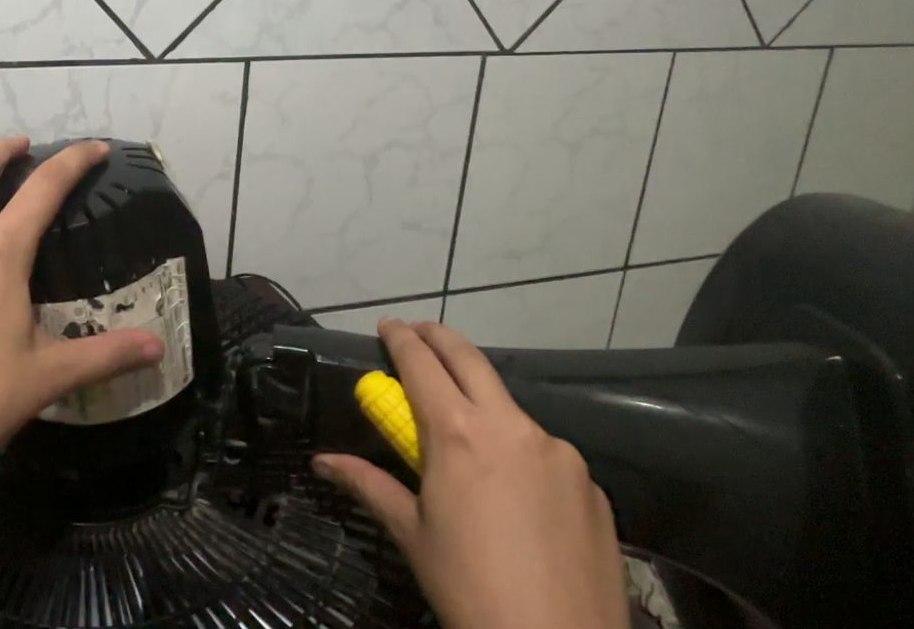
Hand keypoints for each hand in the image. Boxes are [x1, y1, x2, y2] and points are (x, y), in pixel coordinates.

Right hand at [313, 320, 627, 628]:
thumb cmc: (470, 588)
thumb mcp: (412, 534)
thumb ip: (368, 485)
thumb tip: (323, 461)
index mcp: (459, 434)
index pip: (421, 364)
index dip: (400, 339)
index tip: (388, 326)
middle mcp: (511, 427)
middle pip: (469, 360)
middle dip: (439, 338)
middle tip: (419, 334)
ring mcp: (559, 452)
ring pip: (510, 408)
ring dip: (482, 402)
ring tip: (468, 434)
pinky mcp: (590, 483)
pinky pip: (546, 452)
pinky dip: (521, 452)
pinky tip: (516, 493)